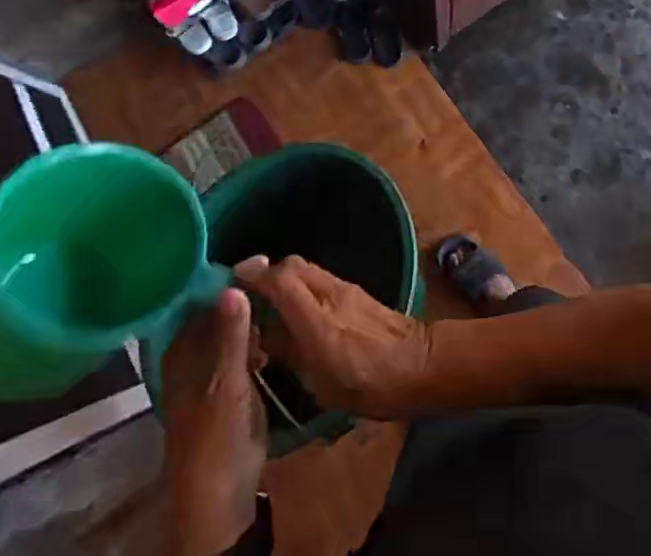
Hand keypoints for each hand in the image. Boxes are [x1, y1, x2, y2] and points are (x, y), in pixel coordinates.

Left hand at [161, 287, 265, 555]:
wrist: (222, 491)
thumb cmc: (215, 433)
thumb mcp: (226, 382)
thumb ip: (231, 335)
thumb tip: (234, 286)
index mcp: (180, 350)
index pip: (199, 301)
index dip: (226, 280)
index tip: (259, 262)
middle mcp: (191, 354)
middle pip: (216, 313)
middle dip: (243, 298)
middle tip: (276, 281)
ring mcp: (211, 370)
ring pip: (231, 331)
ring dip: (252, 320)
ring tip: (280, 305)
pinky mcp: (230, 385)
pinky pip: (242, 351)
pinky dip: (256, 342)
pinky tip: (274, 340)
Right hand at [235, 255, 431, 419]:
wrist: (419, 365)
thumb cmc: (369, 386)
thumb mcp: (321, 384)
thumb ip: (291, 354)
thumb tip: (265, 337)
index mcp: (319, 322)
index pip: (281, 281)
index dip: (254, 276)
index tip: (231, 282)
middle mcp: (330, 296)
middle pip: (291, 265)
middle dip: (265, 272)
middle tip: (247, 293)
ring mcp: (344, 289)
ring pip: (305, 268)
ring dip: (283, 277)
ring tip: (267, 301)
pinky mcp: (354, 290)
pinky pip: (318, 278)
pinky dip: (300, 284)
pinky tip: (295, 307)